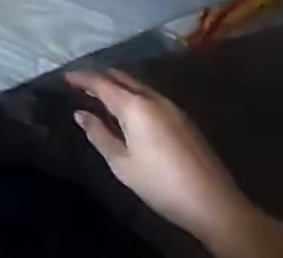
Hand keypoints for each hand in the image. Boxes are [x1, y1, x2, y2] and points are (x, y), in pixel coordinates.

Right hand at [67, 69, 250, 240]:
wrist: (216, 205)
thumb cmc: (162, 184)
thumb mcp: (122, 165)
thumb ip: (99, 135)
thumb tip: (82, 114)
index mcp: (133, 105)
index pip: (101, 82)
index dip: (81, 78)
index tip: (66, 77)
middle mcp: (152, 97)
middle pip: (120, 77)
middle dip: (99, 77)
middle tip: (82, 84)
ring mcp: (171, 106)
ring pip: (137, 85)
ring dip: (117, 85)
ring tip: (103, 96)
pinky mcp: (183, 118)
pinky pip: (150, 95)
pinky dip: (133, 95)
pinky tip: (130, 112)